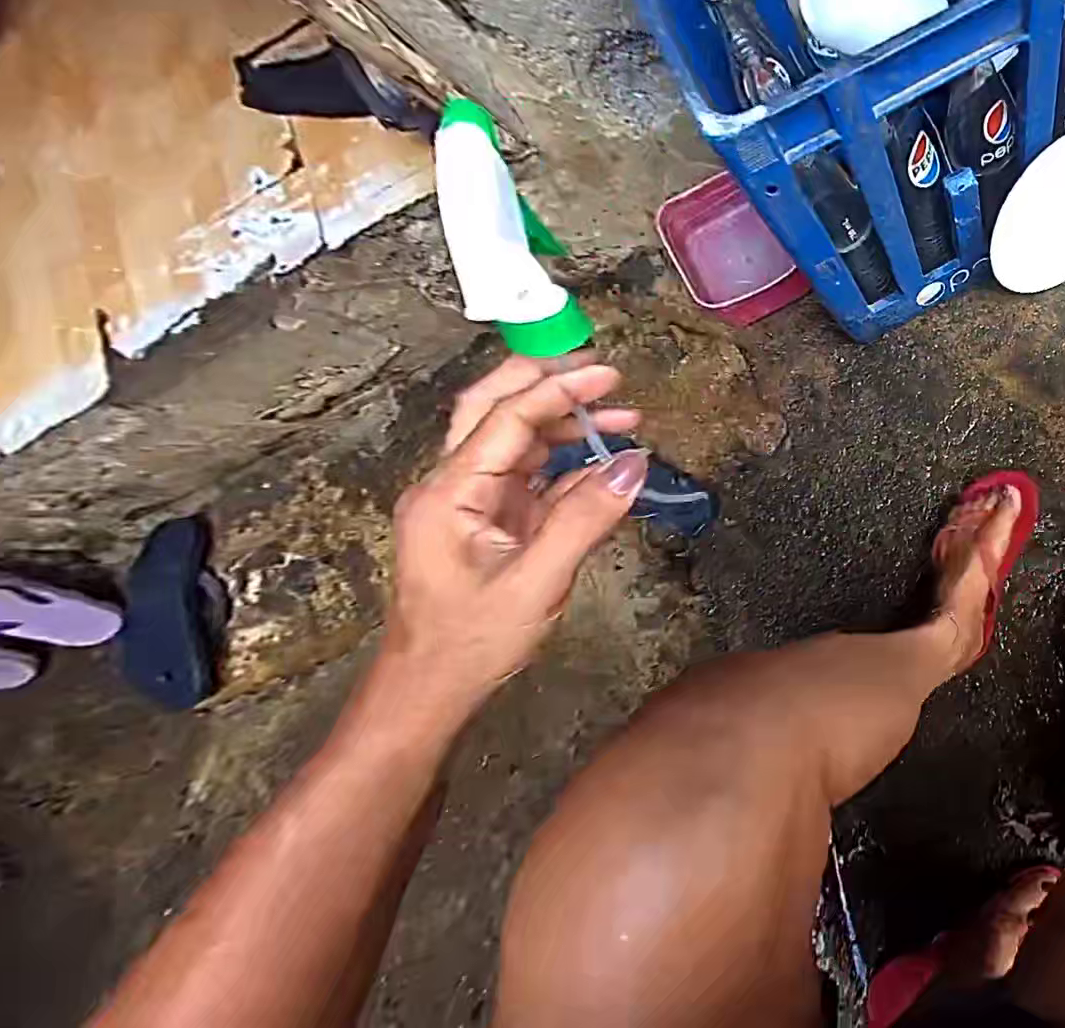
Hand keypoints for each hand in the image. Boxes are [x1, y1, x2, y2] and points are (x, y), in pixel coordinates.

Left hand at [378, 356, 646, 711]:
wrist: (430, 689)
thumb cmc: (472, 641)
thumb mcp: (537, 580)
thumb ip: (586, 518)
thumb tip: (634, 464)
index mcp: (450, 493)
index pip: (506, 419)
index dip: (559, 390)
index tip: (609, 376)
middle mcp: (455, 486)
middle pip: (496, 411)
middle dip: (550, 384)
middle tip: (605, 375)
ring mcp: (474, 503)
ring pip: (519, 441)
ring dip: (568, 424)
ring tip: (622, 419)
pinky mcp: (495, 521)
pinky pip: (535, 478)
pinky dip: (572, 464)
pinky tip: (606, 465)